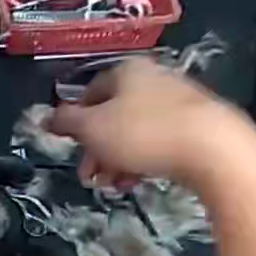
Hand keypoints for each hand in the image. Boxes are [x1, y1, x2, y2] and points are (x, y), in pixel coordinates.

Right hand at [47, 58, 255, 190]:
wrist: (211, 149)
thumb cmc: (142, 133)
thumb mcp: (92, 129)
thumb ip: (65, 122)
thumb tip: (45, 116)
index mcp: (125, 71)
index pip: (88, 93)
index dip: (75, 123)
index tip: (71, 149)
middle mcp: (151, 79)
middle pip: (111, 116)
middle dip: (96, 149)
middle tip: (90, 176)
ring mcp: (176, 101)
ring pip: (132, 132)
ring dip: (116, 160)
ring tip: (114, 184)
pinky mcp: (194, 124)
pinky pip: (157, 141)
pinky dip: (142, 160)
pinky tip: (138, 180)